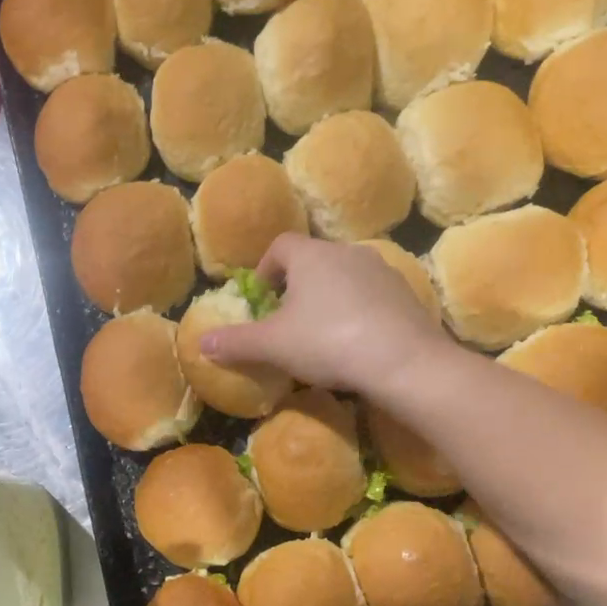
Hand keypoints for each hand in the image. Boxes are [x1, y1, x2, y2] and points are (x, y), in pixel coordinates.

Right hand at [203, 234, 453, 394]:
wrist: (402, 360)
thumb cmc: (327, 342)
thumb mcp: (272, 346)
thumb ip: (236, 342)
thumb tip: (201, 342)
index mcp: (311, 256)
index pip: (280, 245)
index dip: (265, 269)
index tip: (261, 299)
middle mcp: (347, 252)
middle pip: (313, 260)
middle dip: (297, 286)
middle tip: (286, 321)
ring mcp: (382, 270)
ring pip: (344, 277)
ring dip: (329, 299)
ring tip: (320, 335)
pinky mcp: (405, 294)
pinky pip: (372, 296)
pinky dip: (358, 312)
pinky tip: (354, 344)